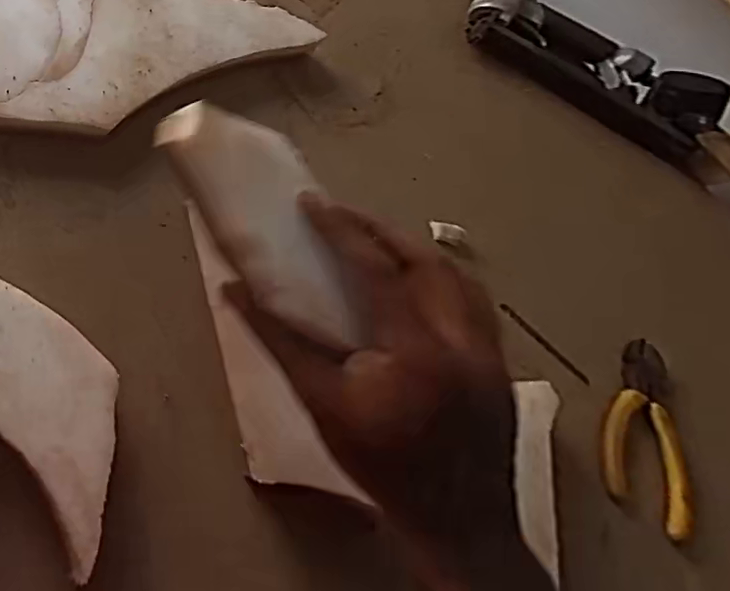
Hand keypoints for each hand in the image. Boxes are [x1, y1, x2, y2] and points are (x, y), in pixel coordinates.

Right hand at [226, 195, 550, 590]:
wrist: (460, 527)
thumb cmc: (379, 461)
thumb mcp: (317, 399)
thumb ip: (277, 338)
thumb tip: (231, 290)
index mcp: (417, 348)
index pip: (378, 269)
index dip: (342, 229)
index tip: (311, 203)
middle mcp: (463, 344)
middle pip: (431, 263)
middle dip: (382, 229)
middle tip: (341, 214)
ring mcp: (489, 357)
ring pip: (462, 281)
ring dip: (416, 251)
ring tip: (374, 239)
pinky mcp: (497, 371)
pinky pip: (472, 305)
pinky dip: (438, 280)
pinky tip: (410, 288)